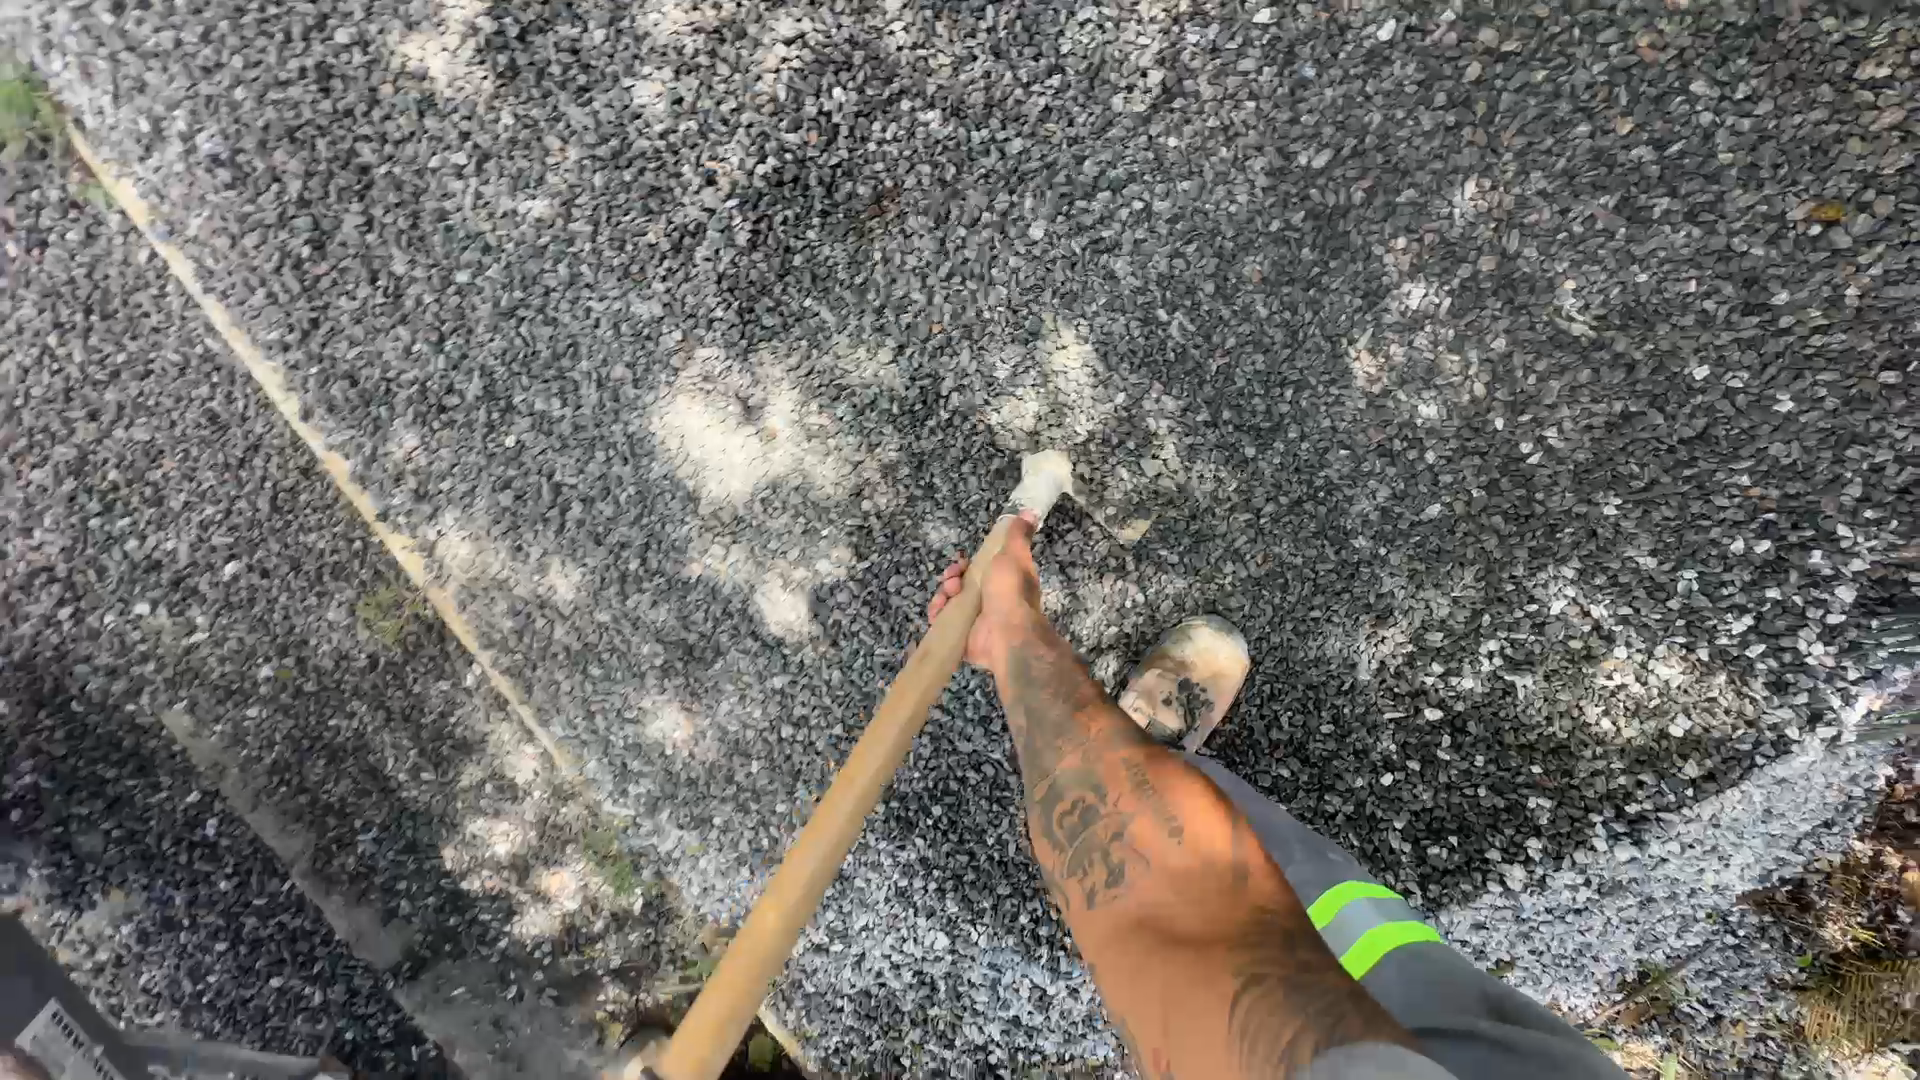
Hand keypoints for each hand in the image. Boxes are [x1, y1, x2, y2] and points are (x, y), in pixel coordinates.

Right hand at [926, 510, 1044, 673]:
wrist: (1006, 634)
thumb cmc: (1010, 591)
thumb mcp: (1015, 555)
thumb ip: (1018, 535)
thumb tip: (1029, 512)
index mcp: (1004, 581)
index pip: (980, 568)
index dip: (967, 563)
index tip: (961, 561)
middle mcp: (990, 600)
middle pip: (962, 584)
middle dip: (952, 577)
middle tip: (952, 579)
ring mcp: (976, 620)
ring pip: (950, 602)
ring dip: (944, 594)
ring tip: (948, 596)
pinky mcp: (963, 636)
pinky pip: (944, 622)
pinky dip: (937, 614)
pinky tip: (938, 610)